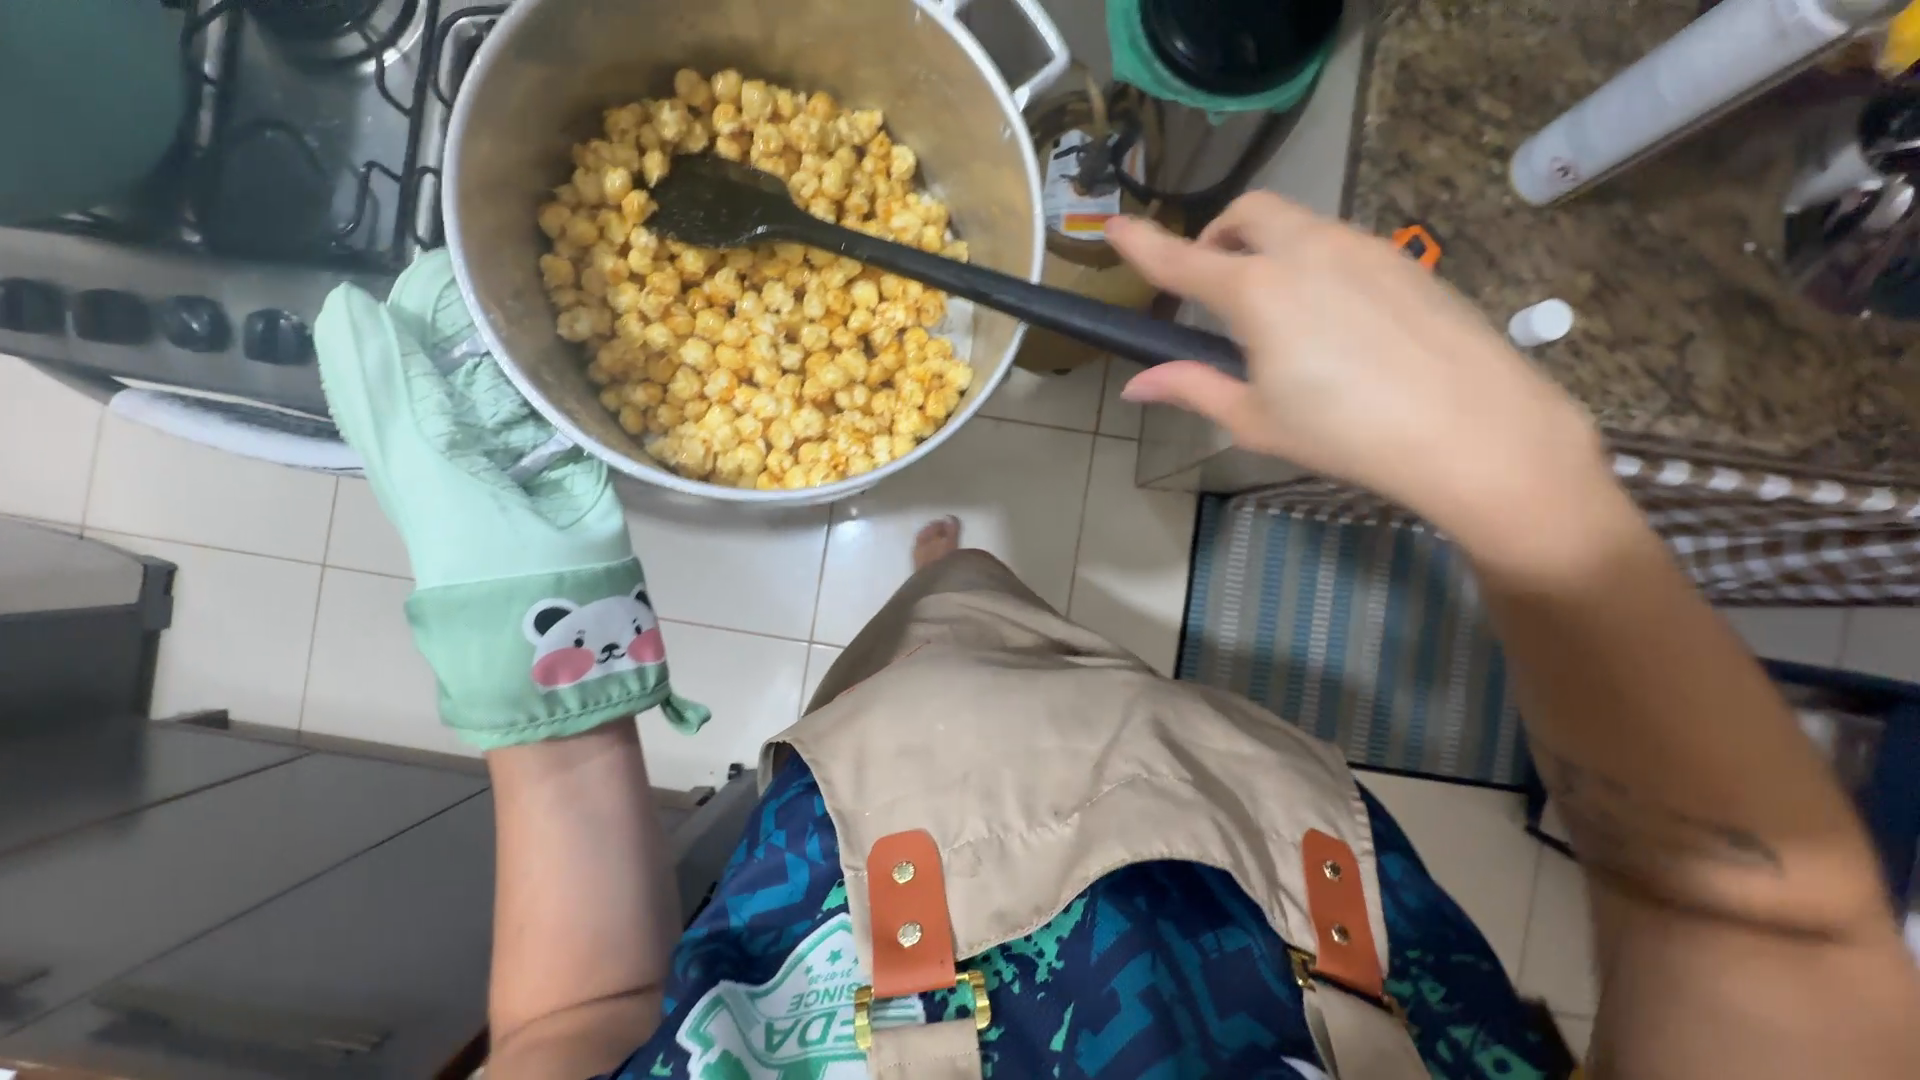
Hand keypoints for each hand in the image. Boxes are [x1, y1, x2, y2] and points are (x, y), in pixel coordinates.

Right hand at [1105, 194, 1609, 546]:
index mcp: (1258, 292)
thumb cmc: (1344, 432)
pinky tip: (1330, 321)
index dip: (1142, 244)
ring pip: (1297, 224)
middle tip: (1213, 286)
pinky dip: (1311, 263)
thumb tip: (1137, 385)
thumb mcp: (1255, 419)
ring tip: (1275, 313)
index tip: (1114, 227)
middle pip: (1247, 214)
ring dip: (1266, 249)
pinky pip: (1339, 244)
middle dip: (1218, 236)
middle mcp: (1306, 250)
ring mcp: (1361, 247)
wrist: (1469, 428)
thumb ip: (1192, 388)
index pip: (1183, 260)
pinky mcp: (1401, 259)